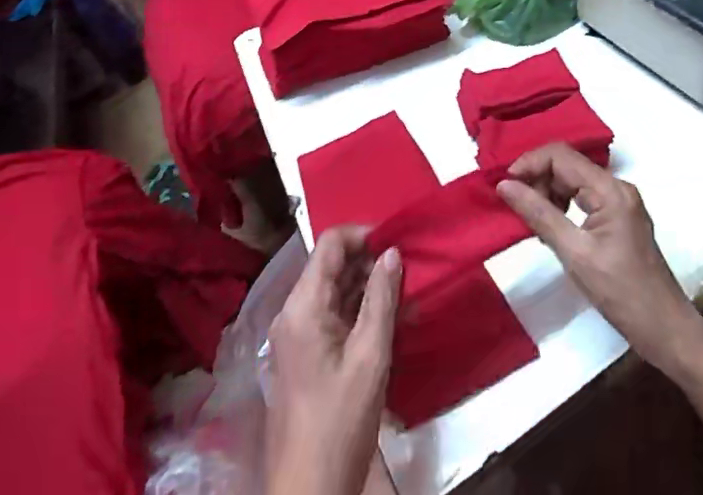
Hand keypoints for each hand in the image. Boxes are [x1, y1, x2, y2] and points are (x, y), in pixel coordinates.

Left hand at [266, 227, 401, 494]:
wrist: (310, 487)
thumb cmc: (340, 418)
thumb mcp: (370, 355)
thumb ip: (381, 298)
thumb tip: (392, 252)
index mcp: (302, 306)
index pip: (329, 244)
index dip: (363, 234)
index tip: (398, 240)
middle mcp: (293, 312)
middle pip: (330, 265)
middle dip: (369, 258)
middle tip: (409, 265)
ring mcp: (297, 334)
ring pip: (333, 289)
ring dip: (367, 283)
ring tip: (405, 287)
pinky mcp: (305, 353)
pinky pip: (332, 313)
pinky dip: (359, 307)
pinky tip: (388, 315)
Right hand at [497, 144, 702, 372]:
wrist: (664, 328)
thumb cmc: (620, 292)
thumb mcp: (574, 252)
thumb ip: (539, 214)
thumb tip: (504, 185)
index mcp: (611, 189)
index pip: (561, 156)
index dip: (529, 163)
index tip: (503, 186)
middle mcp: (617, 187)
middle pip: (567, 165)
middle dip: (537, 180)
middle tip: (516, 209)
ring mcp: (620, 202)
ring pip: (573, 181)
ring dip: (548, 194)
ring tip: (532, 223)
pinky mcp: (618, 219)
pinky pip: (583, 198)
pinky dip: (562, 207)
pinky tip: (551, 230)